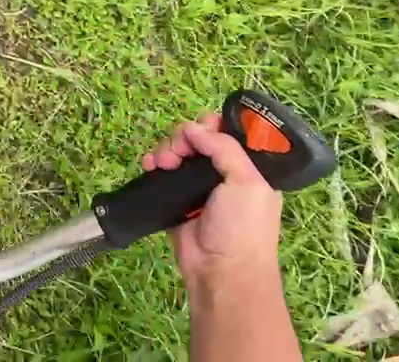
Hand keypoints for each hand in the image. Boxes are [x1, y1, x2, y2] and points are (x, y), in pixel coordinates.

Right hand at [140, 112, 282, 294]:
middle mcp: (223, 175)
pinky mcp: (176, 197)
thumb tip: (193, 128)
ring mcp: (198, 186)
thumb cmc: (242, 227)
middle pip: (198, 139)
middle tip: (178, 151)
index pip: (229, 136)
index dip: (213, 126)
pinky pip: (161, 170)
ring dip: (166, 149)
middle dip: (184, 138)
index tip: (202, 129)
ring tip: (162, 163)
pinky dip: (153, 162)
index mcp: (249, 171)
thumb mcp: (246, 183)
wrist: (220, 271)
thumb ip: (224, 148)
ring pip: (177, 151)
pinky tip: (149, 166)